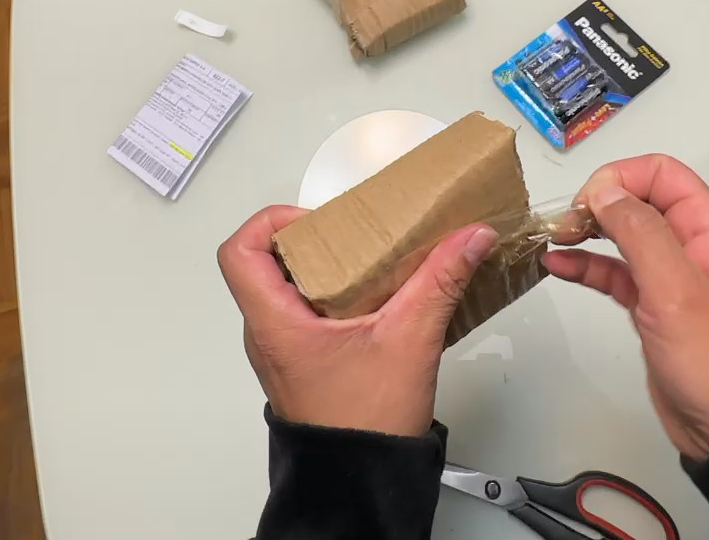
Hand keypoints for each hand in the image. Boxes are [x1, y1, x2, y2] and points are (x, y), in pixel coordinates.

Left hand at [217, 205, 497, 435]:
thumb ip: (440, 282)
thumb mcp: (409, 341)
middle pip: (264, 262)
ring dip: (321, 266)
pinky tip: (370, 294)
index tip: (312, 221)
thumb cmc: (366, 426)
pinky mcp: (300, 361)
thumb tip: (469, 237)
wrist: (361, 486)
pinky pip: (301, 311)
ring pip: (284, 287)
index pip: (239, 253)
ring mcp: (281, 349)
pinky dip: (330, 292)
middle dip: (308, 238)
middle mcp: (268, 333)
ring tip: (363, 258)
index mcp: (275, 324)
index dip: (269, 222)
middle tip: (348, 233)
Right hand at [543, 155, 708, 460]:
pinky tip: (557, 266)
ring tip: (553, 239)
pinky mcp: (653, 306)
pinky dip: (586, 266)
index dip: (620, 178)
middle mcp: (691, 244)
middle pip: (637, 200)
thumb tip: (602, 190)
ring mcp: (671, 276)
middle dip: (598, 203)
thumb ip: (639, 233)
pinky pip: (614, 272)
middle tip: (565, 225)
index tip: (587, 204)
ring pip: (622, 234)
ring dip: (586, 231)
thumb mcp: (678, 291)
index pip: (662, 174)